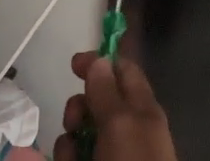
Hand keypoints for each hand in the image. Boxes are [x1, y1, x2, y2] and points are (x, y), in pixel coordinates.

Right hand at [55, 53, 176, 160]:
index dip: (100, 63)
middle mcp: (126, 131)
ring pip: (79, 137)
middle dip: (76, 110)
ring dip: (67, 144)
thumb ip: (106, 90)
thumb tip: (99, 59)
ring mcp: (109, 157)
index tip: (73, 65)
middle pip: (94, 105)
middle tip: (74, 123)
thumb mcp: (120, 123)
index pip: (123, 71)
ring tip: (71, 159)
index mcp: (141, 110)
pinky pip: (74, 159)